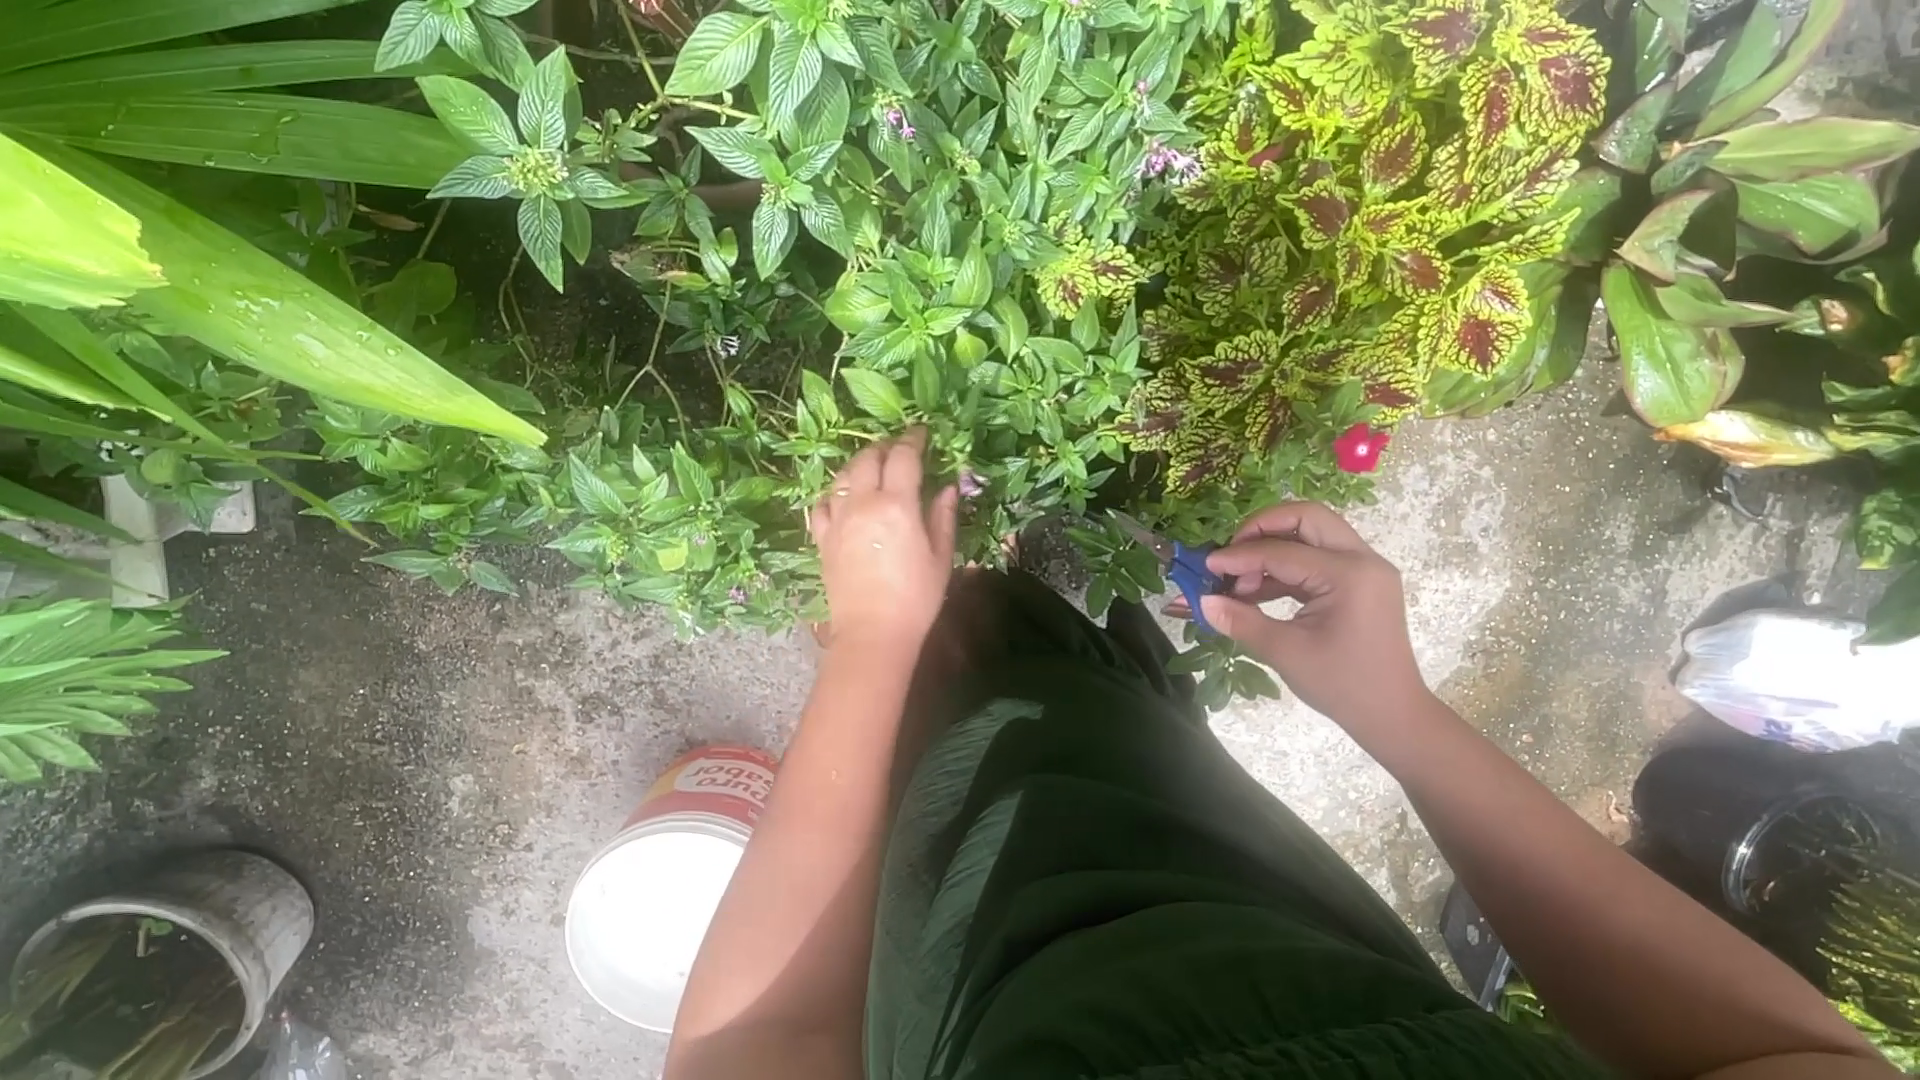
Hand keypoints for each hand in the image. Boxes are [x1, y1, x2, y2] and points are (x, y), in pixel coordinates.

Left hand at [808, 427, 957, 649]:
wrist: (872, 633)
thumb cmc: (916, 598)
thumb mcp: (941, 557)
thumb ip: (943, 516)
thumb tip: (948, 485)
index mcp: (897, 504)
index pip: (903, 457)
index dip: (913, 440)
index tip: (922, 433)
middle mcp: (862, 503)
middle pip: (868, 459)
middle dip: (884, 447)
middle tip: (898, 448)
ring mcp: (837, 520)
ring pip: (842, 476)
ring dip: (858, 464)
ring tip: (872, 466)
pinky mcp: (821, 539)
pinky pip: (822, 503)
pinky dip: (833, 492)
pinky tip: (843, 496)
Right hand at [1197, 502, 1431, 729]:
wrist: (1392, 715)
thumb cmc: (1343, 686)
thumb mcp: (1286, 653)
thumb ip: (1241, 621)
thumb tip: (1202, 601)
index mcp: (1349, 575)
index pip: (1282, 551)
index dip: (1239, 556)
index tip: (1205, 566)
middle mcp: (1362, 560)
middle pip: (1306, 518)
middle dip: (1262, 528)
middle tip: (1230, 552)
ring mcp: (1364, 570)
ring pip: (1312, 534)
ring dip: (1272, 548)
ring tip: (1239, 581)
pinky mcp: (1358, 583)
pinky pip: (1316, 559)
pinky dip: (1284, 568)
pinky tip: (1254, 590)